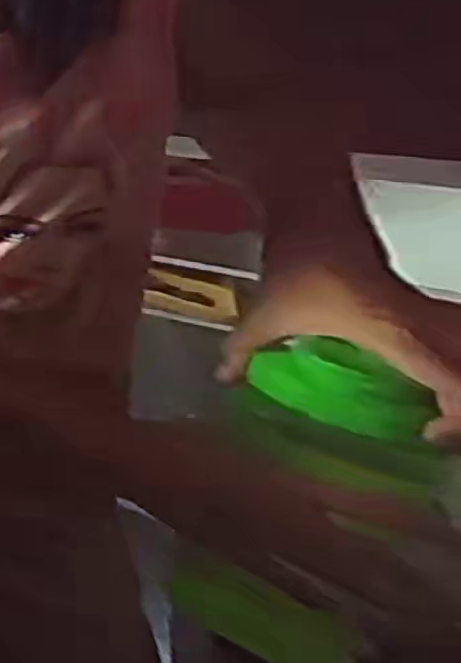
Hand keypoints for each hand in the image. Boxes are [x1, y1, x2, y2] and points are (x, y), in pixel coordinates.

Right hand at [110, 421, 458, 627]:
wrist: (125, 458)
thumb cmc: (167, 436)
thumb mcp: (214, 432)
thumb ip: (253, 447)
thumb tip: (280, 450)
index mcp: (284, 481)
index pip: (364, 507)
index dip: (408, 521)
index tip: (444, 531)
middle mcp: (287, 516)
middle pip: (361, 552)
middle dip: (401, 573)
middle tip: (437, 591)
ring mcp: (261, 538)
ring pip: (331, 572)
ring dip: (369, 591)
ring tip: (406, 608)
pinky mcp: (233, 550)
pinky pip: (281, 578)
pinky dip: (308, 595)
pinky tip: (332, 611)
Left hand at [217, 261, 460, 444]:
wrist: (322, 228)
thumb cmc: (301, 271)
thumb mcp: (269, 314)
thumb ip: (245, 347)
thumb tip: (225, 377)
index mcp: (404, 340)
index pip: (460, 388)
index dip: (458, 422)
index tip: (426, 434)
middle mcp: (439, 332)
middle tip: (437, 427)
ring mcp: (442, 318)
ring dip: (458, 384)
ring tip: (437, 408)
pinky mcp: (437, 310)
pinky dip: (454, 363)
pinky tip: (427, 375)